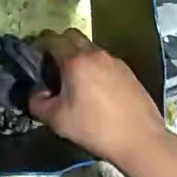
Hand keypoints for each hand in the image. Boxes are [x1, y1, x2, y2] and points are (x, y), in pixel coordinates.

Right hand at [26, 28, 169, 168]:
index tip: (35, 60)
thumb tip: (35, 94)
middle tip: (53, 66)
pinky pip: (104, 61)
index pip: (52, 40)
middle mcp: (95, 54)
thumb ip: (36, 103)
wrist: (141, 140)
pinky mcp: (128, 72)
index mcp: (75, 61)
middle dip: (59, 45)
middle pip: (72, 36)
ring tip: (75, 80)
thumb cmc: (95, 128)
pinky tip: (96, 90)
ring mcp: (114, 61)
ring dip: (78, 56)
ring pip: (90, 48)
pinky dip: (95, 67)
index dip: (39, 46)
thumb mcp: (57, 120)